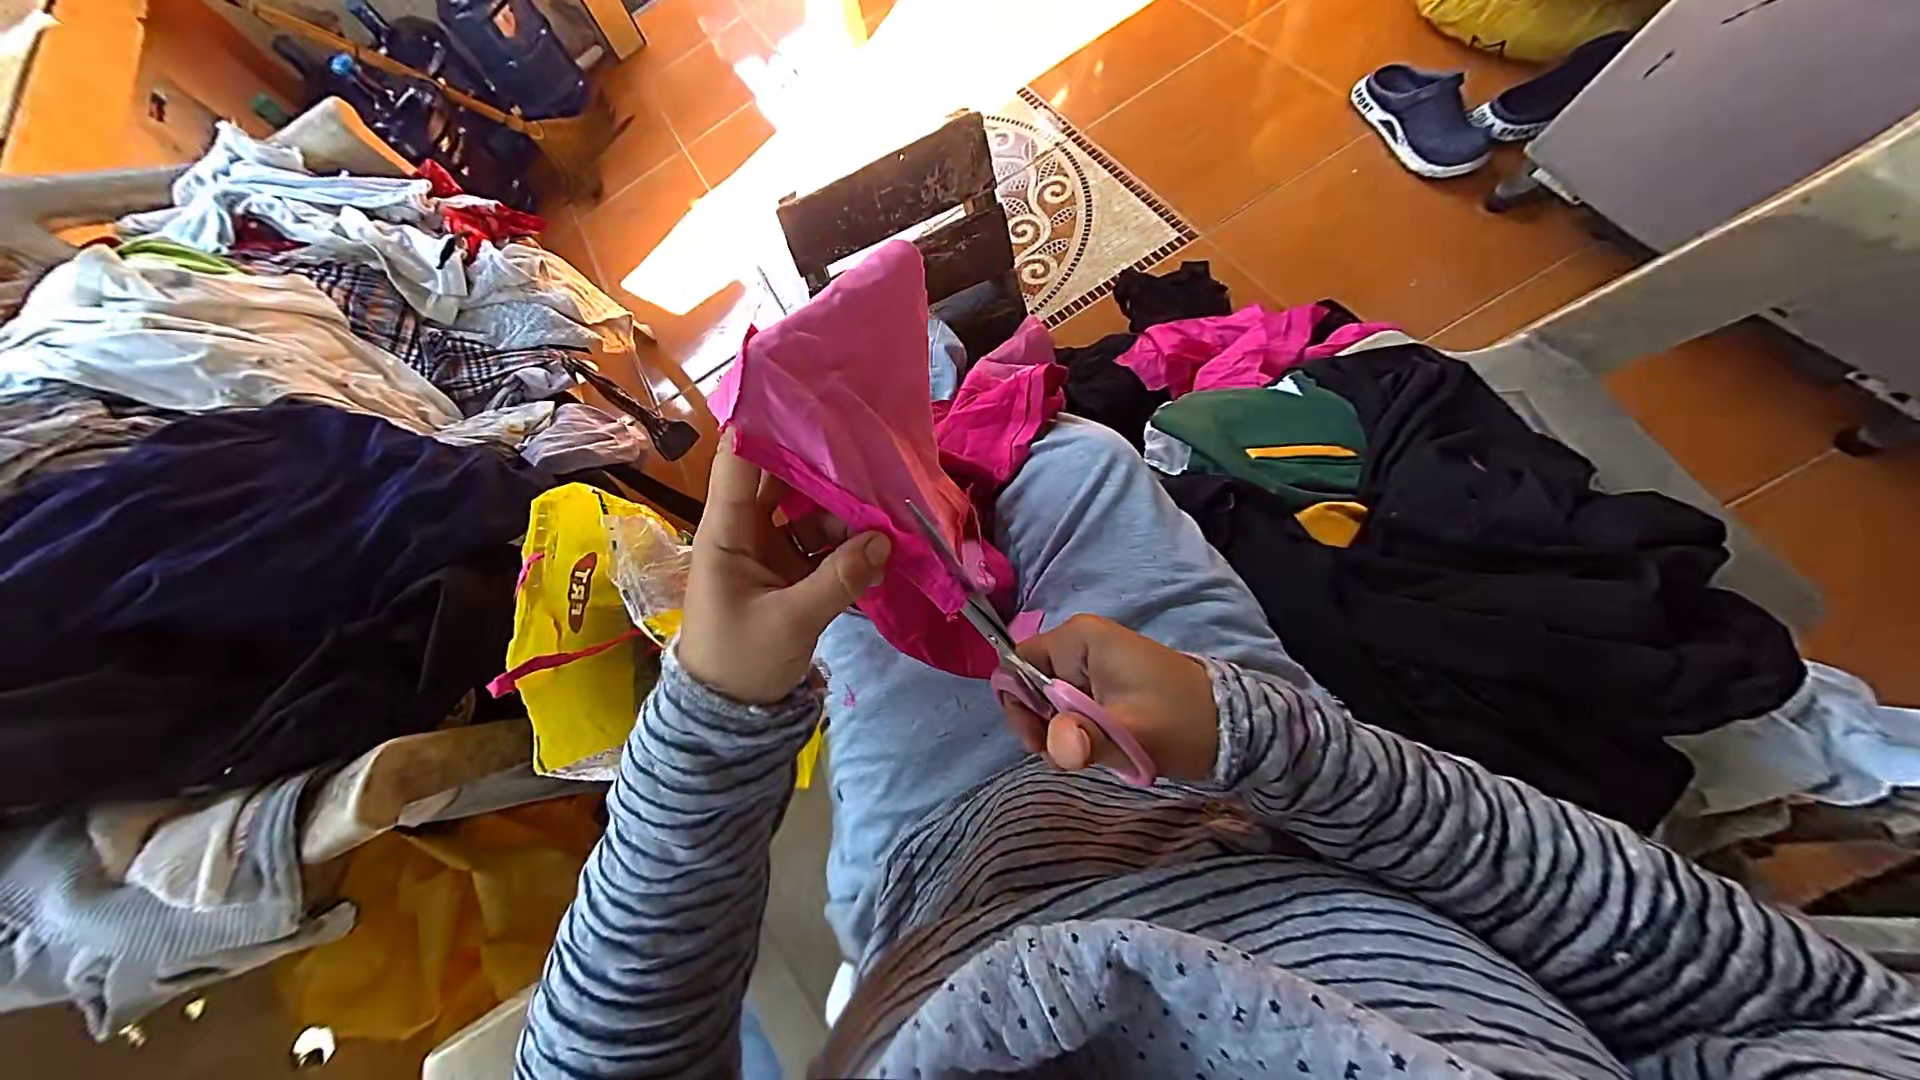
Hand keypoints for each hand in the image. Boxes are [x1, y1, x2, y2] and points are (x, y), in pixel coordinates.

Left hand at [678, 436, 890, 703]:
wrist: (732, 714)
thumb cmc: (740, 661)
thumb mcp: (791, 621)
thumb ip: (839, 579)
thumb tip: (885, 539)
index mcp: (726, 531)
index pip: (739, 463)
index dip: (767, 428)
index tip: (810, 401)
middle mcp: (746, 531)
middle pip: (782, 482)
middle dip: (823, 468)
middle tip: (868, 450)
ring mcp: (770, 551)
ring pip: (809, 514)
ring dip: (844, 511)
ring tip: (884, 505)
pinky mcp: (789, 572)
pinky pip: (822, 545)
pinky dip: (847, 544)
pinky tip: (878, 542)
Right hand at [999, 614, 1217, 780]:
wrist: (1233, 728)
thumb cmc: (1181, 722)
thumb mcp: (1133, 733)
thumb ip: (1089, 738)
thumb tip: (1055, 747)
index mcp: (1080, 638)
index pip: (1017, 664)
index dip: (1018, 704)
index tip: (1039, 741)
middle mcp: (1080, 642)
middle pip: (1030, 682)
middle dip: (1040, 722)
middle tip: (1066, 753)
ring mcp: (1092, 661)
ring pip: (1049, 698)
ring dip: (1060, 729)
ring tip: (1090, 750)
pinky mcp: (1104, 680)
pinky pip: (1070, 703)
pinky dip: (1076, 728)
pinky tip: (1098, 743)